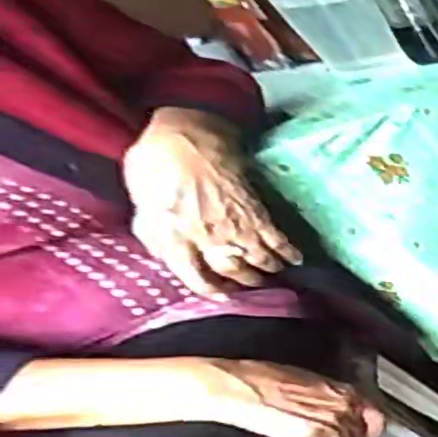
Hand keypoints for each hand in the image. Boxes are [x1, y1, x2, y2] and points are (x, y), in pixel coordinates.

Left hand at [124, 107, 301, 298]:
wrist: (189, 141)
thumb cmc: (155, 168)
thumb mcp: (141, 203)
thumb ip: (156, 231)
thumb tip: (169, 252)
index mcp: (172, 236)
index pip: (194, 276)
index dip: (209, 289)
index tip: (222, 295)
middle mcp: (206, 237)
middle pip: (234, 271)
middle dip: (246, 280)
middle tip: (253, 283)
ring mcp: (236, 227)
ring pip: (261, 261)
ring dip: (270, 269)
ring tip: (274, 270)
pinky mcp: (259, 216)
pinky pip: (281, 243)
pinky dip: (291, 253)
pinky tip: (295, 258)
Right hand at [193, 359, 383, 436]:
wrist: (233, 387)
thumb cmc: (261, 380)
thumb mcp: (309, 381)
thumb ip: (331, 397)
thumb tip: (338, 409)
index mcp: (346, 392)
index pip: (377, 417)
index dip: (370, 428)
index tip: (364, 435)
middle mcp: (346, 407)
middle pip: (359, 435)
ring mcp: (332, 422)